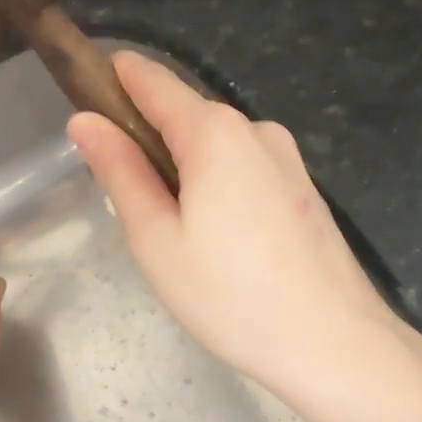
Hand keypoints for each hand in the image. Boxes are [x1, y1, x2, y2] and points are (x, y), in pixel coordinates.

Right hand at [68, 51, 402, 384]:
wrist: (336, 344)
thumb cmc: (231, 296)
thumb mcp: (156, 238)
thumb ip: (120, 172)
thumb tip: (84, 121)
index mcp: (214, 133)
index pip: (153, 82)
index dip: (116, 78)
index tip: (85, 86)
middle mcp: (255, 129)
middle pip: (186, 114)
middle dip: (148, 137)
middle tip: (122, 197)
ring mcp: (286, 156)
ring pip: (216, 145)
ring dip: (184, 167)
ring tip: (170, 231)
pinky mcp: (303, 186)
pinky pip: (244, 166)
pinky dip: (216, 183)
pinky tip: (215, 238)